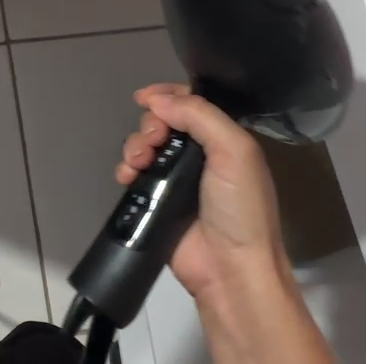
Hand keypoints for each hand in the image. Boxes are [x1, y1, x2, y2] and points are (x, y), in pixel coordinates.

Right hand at [118, 85, 333, 363]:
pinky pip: (134, 173)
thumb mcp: (234, 151)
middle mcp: (200, 155)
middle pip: (162, 120)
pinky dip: (126, 168)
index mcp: (223, 140)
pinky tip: (127, 177)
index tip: (146, 97)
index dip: (167, 95)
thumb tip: (155, 99)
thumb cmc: (239, 208)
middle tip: (153, 140)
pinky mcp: (156, 201)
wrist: (230, 270)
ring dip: (135, 145)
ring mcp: (176, 179)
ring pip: (145, 144)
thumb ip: (199, 115)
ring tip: (137, 162)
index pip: (191, 103)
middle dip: (150, 123)